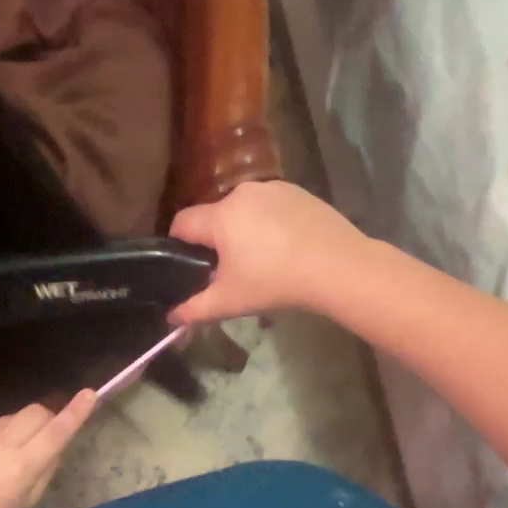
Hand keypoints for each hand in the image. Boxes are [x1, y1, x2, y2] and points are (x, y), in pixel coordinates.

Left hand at [0, 391, 98, 507]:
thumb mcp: (28, 503)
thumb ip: (46, 471)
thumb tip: (55, 447)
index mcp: (22, 467)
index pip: (56, 433)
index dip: (75, 413)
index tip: (89, 394)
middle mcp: (2, 445)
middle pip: (35, 412)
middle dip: (47, 418)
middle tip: (46, 436)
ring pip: (13, 417)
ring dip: (22, 428)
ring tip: (12, 454)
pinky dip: (0, 436)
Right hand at [167, 181, 369, 324]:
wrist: (337, 266)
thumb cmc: (274, 283)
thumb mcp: (228, 302)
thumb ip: (193, 310)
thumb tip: (171, 318)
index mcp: (220, 216)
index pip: (182, 222)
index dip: (177, 245)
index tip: (187, 267)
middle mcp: (242, 193)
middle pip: (213, 216)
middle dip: (213, 241)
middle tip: (226, 271)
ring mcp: (272, 189)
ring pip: (241, 211)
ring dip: (240, 231)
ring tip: (257, 260)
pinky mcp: (296, 191)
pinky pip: (268, 206)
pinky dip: (266, 223)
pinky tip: (282, 247)